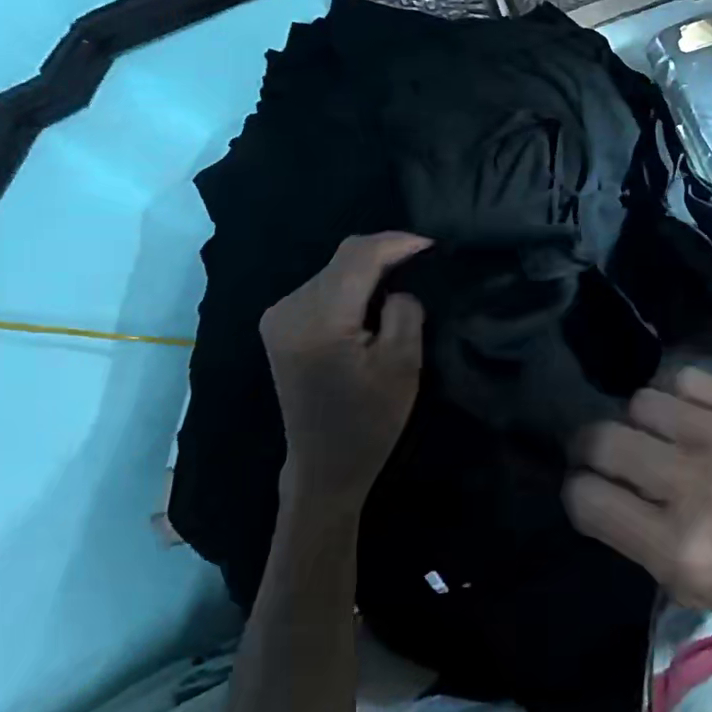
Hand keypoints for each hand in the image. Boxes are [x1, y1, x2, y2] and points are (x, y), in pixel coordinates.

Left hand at [261, 233, 432, 508]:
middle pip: (342, 259)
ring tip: (403, 278)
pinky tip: (372, 299)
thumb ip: (404, 312)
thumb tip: (398, 286)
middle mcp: (289, 309)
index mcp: (318, 320)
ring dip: (367, 270)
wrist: (323, 467)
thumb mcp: (402, 367)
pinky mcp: (279, 325)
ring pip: (332, 270)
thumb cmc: (368, 424)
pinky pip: (321, 287)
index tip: (432, 245)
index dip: (396, 243)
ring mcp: (278, 316)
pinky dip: (350, 285)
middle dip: (384, 254)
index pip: (358, 257)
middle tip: (423, 260)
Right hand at [565, 367, 711, 636]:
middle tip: (604, 453)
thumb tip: (595, 486)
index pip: (587, 498)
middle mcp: (698, 490)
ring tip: (660, 436)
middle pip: (603, 440)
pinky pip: (685, 379)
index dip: (579, 491)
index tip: (589, 489)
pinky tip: (690, 416)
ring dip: (639, 422)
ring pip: (639, 402)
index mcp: (680, 549)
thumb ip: (637, 536)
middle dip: (591, 448)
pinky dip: (678, 396)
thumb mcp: (693, 590)